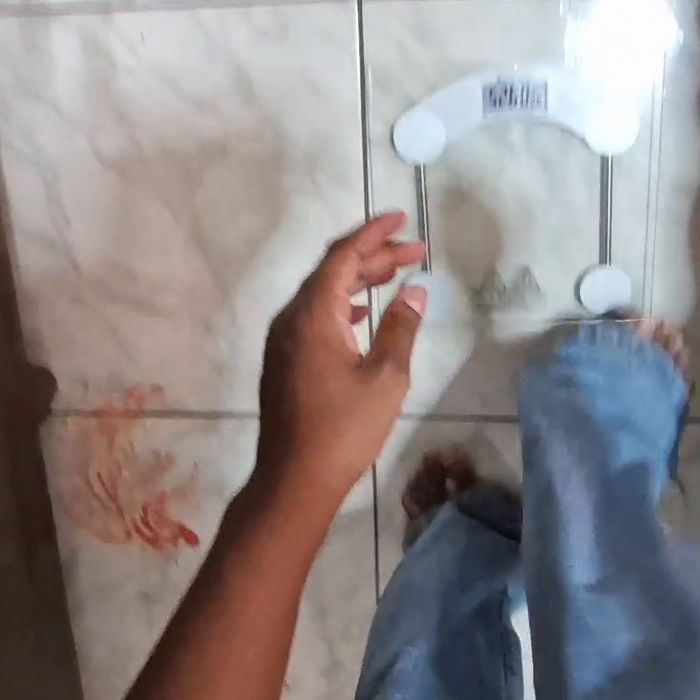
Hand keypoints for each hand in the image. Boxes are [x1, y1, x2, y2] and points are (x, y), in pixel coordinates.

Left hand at [252, 212, 427, 520]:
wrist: (294, 480)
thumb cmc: (343, 430)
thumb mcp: (385, 378)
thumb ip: (400, 327)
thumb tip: (415, 291)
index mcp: (312, 315)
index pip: (342, 257)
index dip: (373, 234)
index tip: (402, 219)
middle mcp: (291, 320)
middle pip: (332, 272)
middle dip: (374, 256)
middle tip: (415, 251)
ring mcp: (283, 341)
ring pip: (323, 295)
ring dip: (359, 281)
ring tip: (397, 274)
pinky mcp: (285, 361)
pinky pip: (314, 317)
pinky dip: (343, 306)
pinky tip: (363, 313)